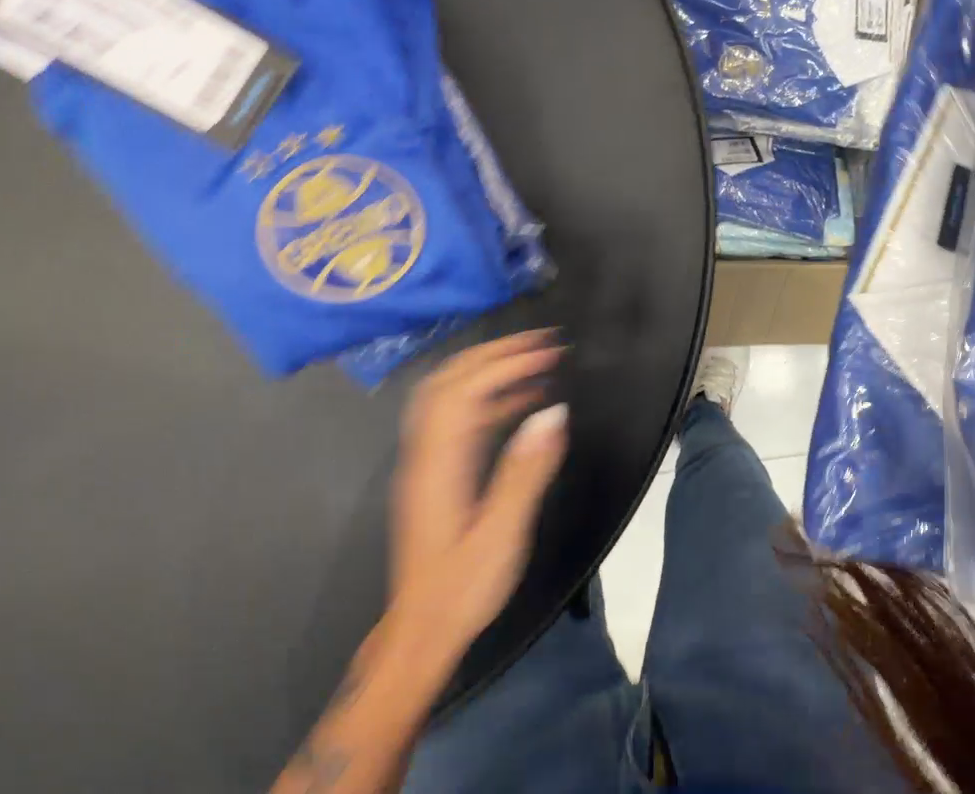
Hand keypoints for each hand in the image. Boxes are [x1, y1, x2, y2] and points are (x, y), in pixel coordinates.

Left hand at [389, 329, 568, 662]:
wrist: (421, 631)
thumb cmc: (463, 587)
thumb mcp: (502, 533)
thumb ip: (526, 472)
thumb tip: (553, 413)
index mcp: (439, 464)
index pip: (466, 390)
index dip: (507, 362)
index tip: (548, 351)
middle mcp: (425, 455)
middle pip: (448, 382)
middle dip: (494, 353)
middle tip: (541, 343)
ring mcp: (426, 464)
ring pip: (447, 396)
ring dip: (488, 370)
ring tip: (535, 363)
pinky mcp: (435, 476)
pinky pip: (456, 420)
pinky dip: (487, 399)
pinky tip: (520, 405)